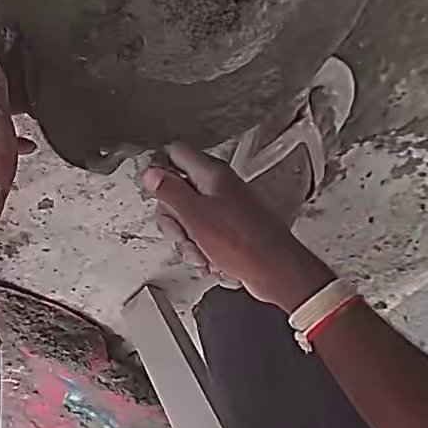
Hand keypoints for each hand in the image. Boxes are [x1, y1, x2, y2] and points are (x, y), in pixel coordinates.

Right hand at [142, 142, 333, 310]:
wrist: (276, 273)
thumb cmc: (245, 244)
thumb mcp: (195, 215)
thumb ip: (169, 190)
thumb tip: (150, 173)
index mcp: (213, 175)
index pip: (176, 155)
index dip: (161, 172)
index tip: (158, 194)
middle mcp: (221, 187)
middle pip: (178, 192)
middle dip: (175, 220)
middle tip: (184, 233)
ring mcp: (227, 208)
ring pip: (189, 218)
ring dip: (188, 241)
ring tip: (202, 253)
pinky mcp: (232, 230)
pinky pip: (204, 235)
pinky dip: (203, 250)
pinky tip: (211, 260)